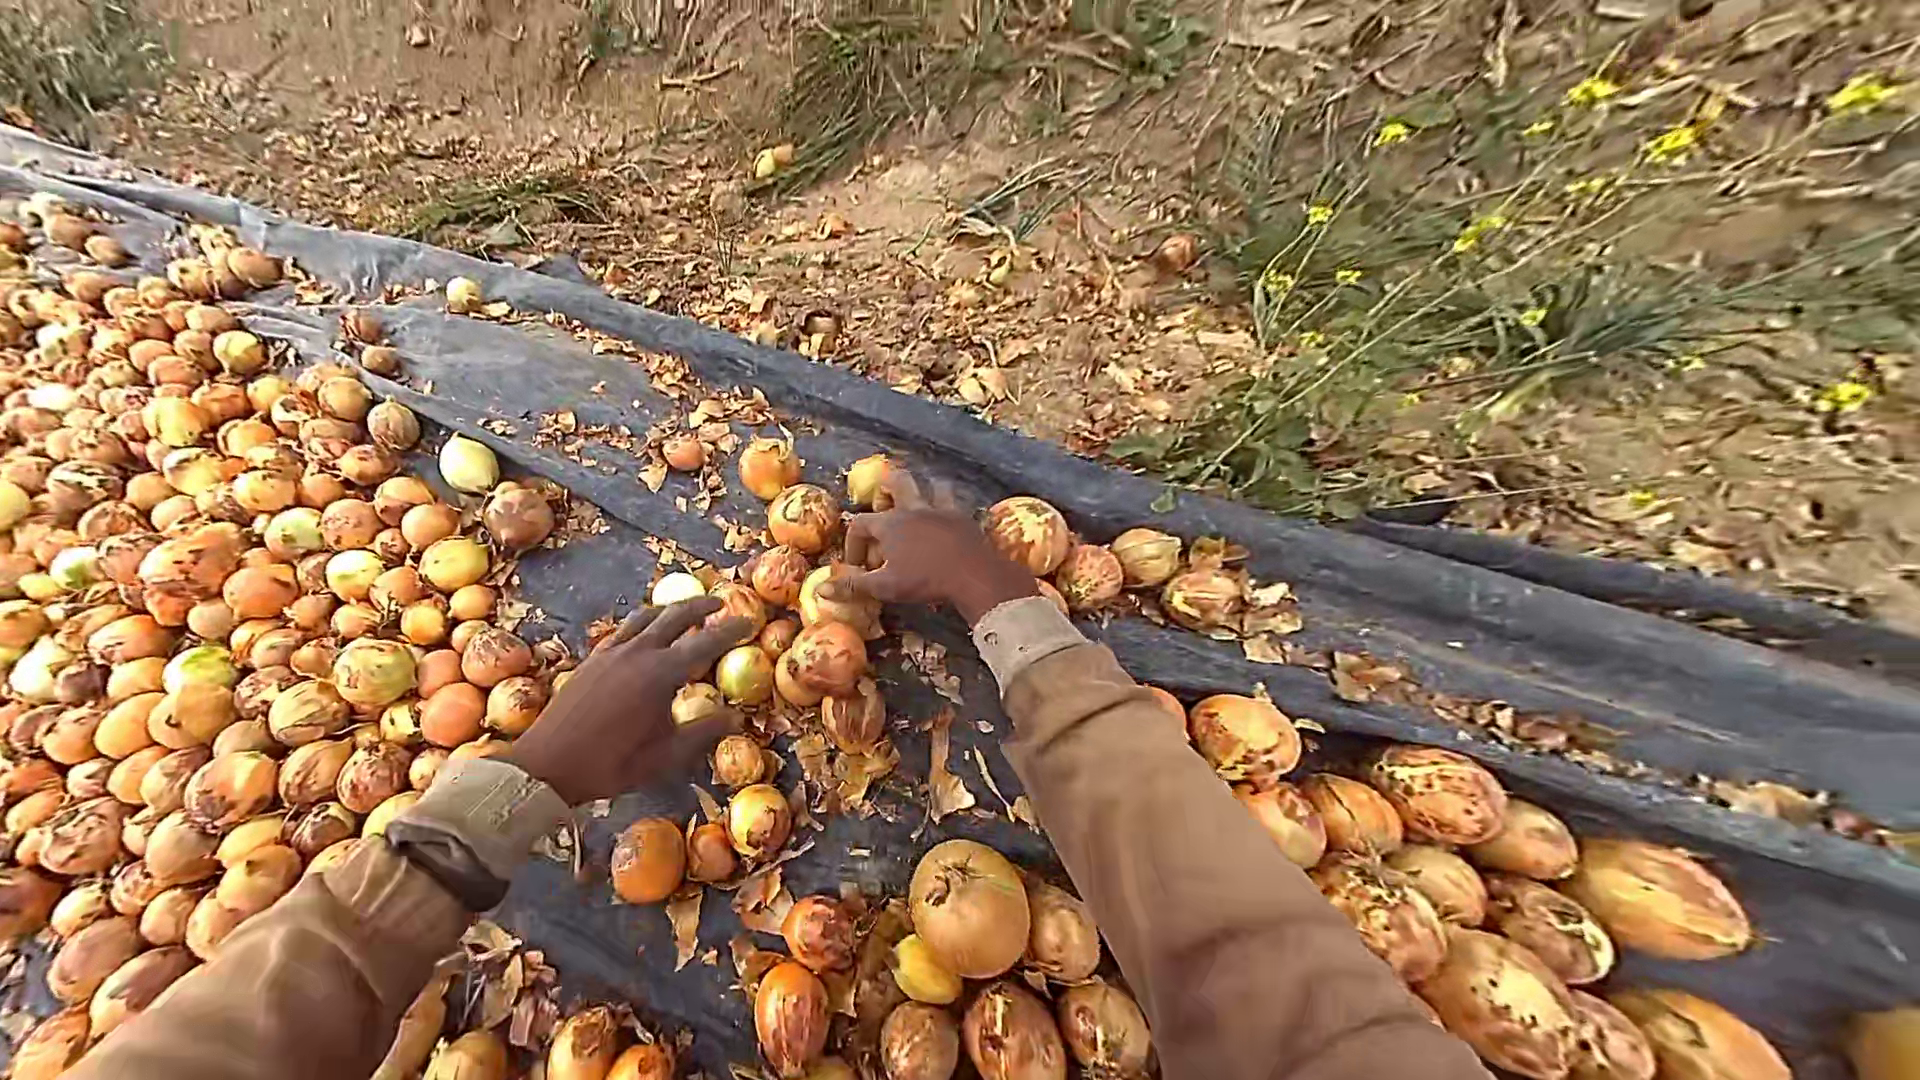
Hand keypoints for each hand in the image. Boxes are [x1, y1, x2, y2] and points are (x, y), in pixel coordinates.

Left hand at [507, 598, 751, 803]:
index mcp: (661, 674)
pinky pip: (624, 629)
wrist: (543, 767)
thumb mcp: (665, 756)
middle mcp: (638, 653)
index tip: (749, 622)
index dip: (731, 630)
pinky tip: (645, 632)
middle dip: (701, 606)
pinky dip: (643, 622)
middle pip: (675, 615)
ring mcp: (612, 653)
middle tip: (719, 603)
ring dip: (670, 609)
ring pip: (647, 617)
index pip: (706, 642)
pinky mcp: (593, 659)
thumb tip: (736, 717)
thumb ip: (704, 733)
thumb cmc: (610, 765)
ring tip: (684, 610)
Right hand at [828, 470, 1037, 623]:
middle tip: (884, 496)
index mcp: (890, 524)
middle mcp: (913, 509)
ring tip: (922, 500)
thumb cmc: (924, 580)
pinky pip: (957, 501)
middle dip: (887, 486)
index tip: (857, 564)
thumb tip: (821, 588)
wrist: (972, 573)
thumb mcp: (885, 587)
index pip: (860, 523)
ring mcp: (942, 509)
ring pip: (932, 485)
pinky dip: (952, 503)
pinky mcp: (964, 516)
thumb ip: (853, 586)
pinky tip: (952, 513)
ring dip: (925, 489)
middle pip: (897, 483)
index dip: (853, 542)